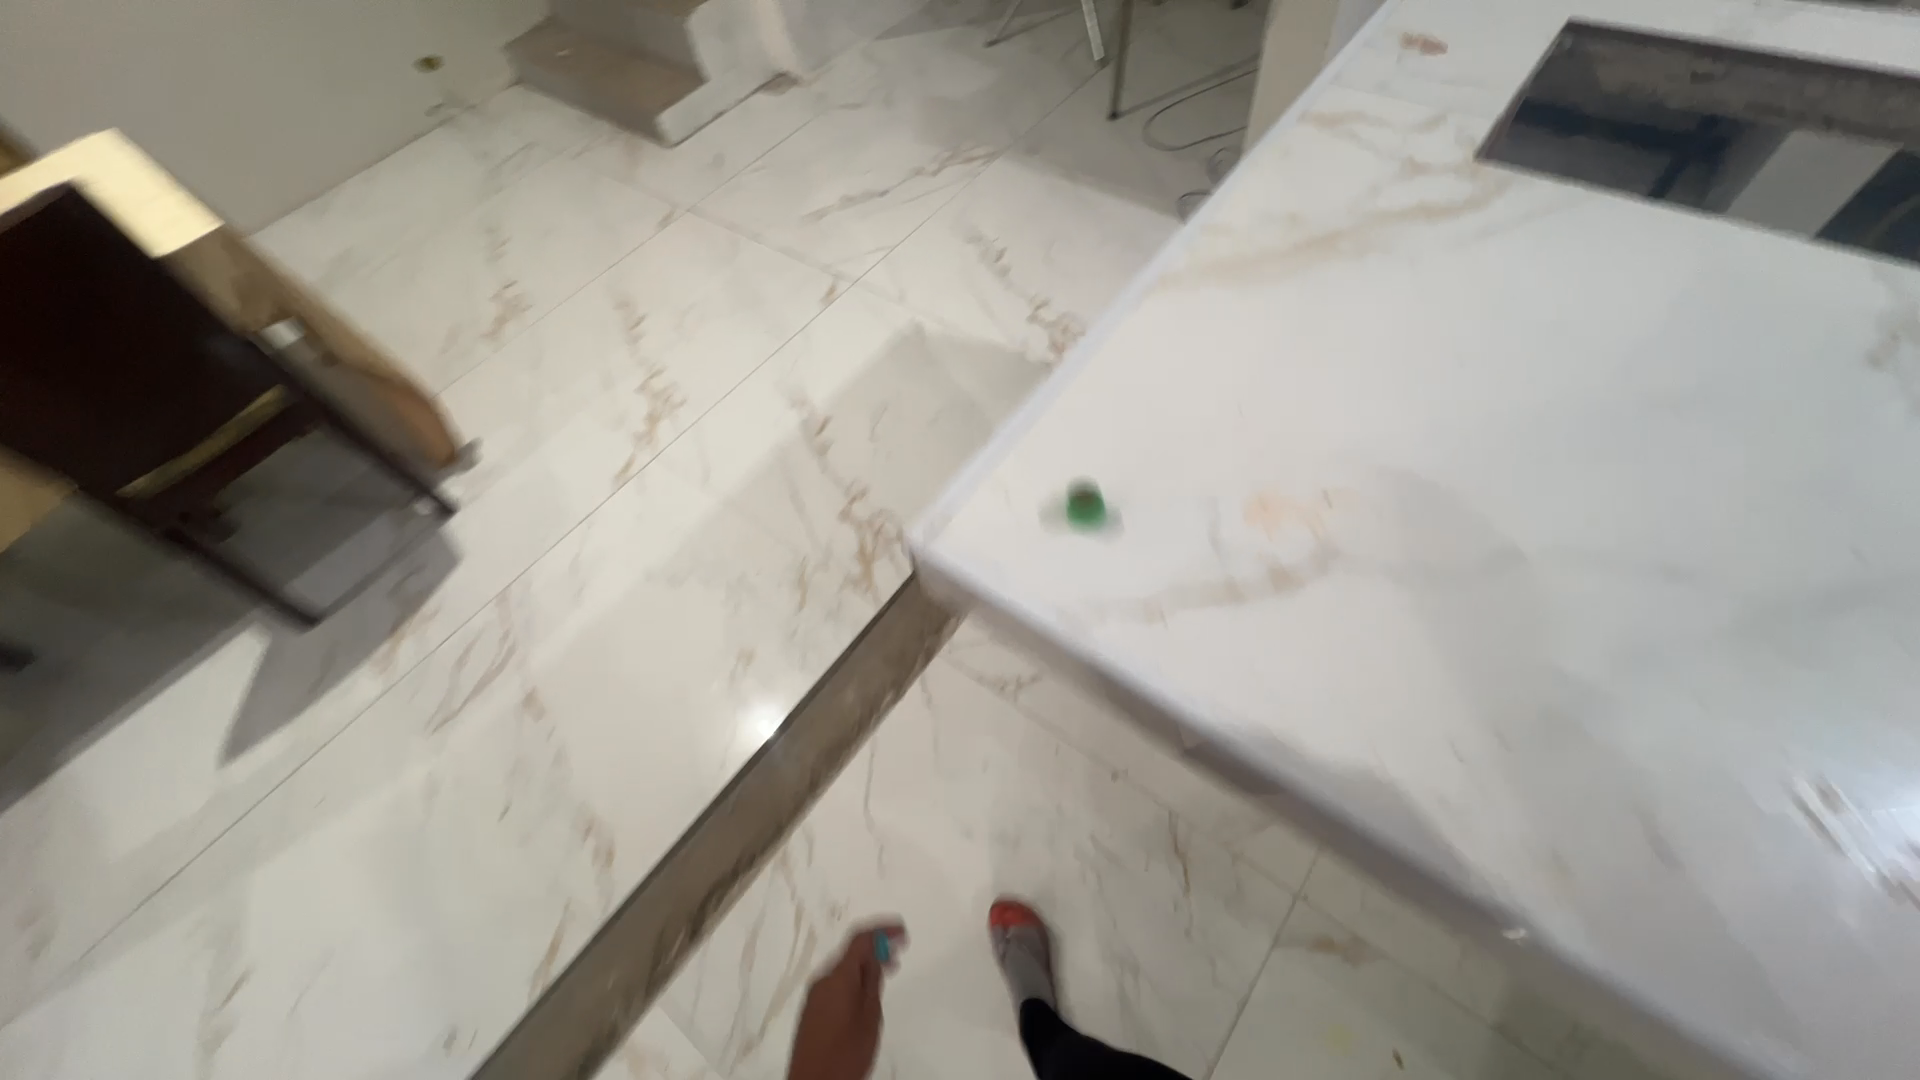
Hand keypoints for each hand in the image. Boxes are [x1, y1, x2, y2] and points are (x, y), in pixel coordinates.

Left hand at [787, 921, 906, 1079]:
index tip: (903, 932)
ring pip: (844, 969)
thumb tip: (875, 957)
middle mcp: (822, 979)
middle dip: (876, 947)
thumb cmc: (846, 1052)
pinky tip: (867, 994)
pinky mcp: (812, 1010)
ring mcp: (814, 995)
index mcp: (837, 976)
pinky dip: (854, 980)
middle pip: (851, 952)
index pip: (860, 938)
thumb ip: (873, 982)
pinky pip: (836, 983)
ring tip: (888, 974)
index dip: (883, 929)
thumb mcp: (870, 1017)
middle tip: (899, 953)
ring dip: (865, 965)